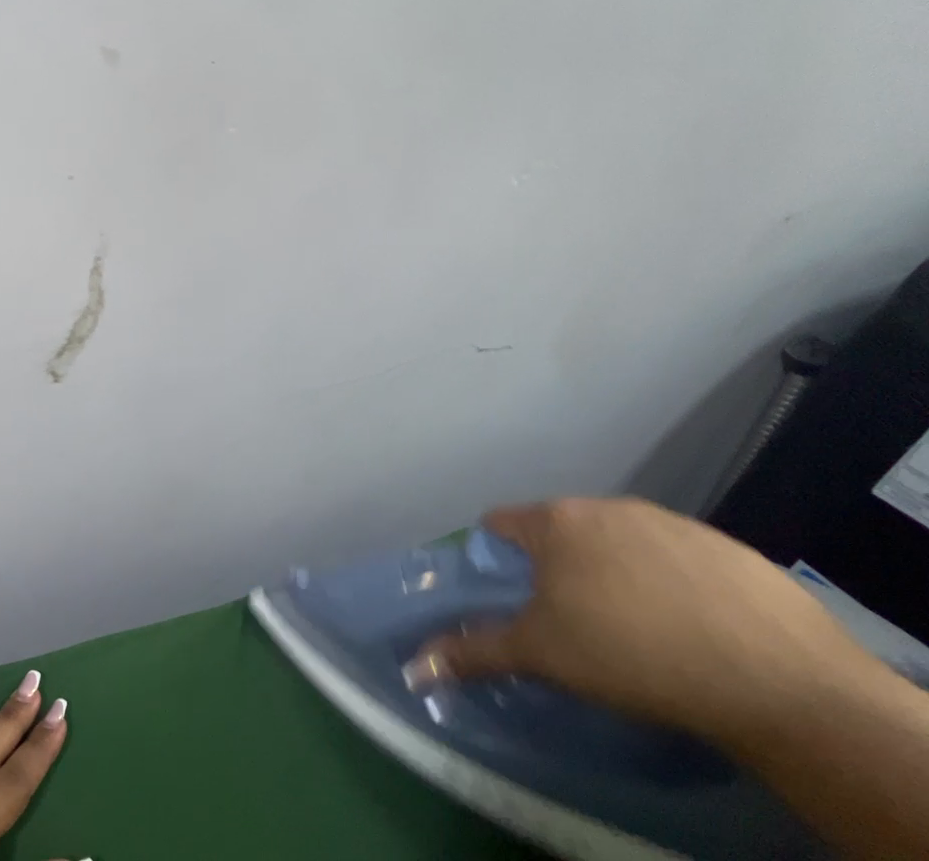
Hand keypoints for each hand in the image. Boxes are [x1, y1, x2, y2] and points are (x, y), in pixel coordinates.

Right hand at [408, 496, 879, 750]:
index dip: (495, 557)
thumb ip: (471, 652)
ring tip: (630, 628)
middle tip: (566, 619)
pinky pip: (678, 560)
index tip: (507, 596)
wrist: (778, 682)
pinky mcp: (733, 550)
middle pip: (563, 530)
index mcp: (558, 522)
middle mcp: (612, 508)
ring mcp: (677, 524)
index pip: (501, 522)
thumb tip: (413, 667)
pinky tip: (688, 629)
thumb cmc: (629, 654)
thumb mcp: (539, 656)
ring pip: (621, 543)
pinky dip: (670, 584)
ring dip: (612, 572)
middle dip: (556, 566)